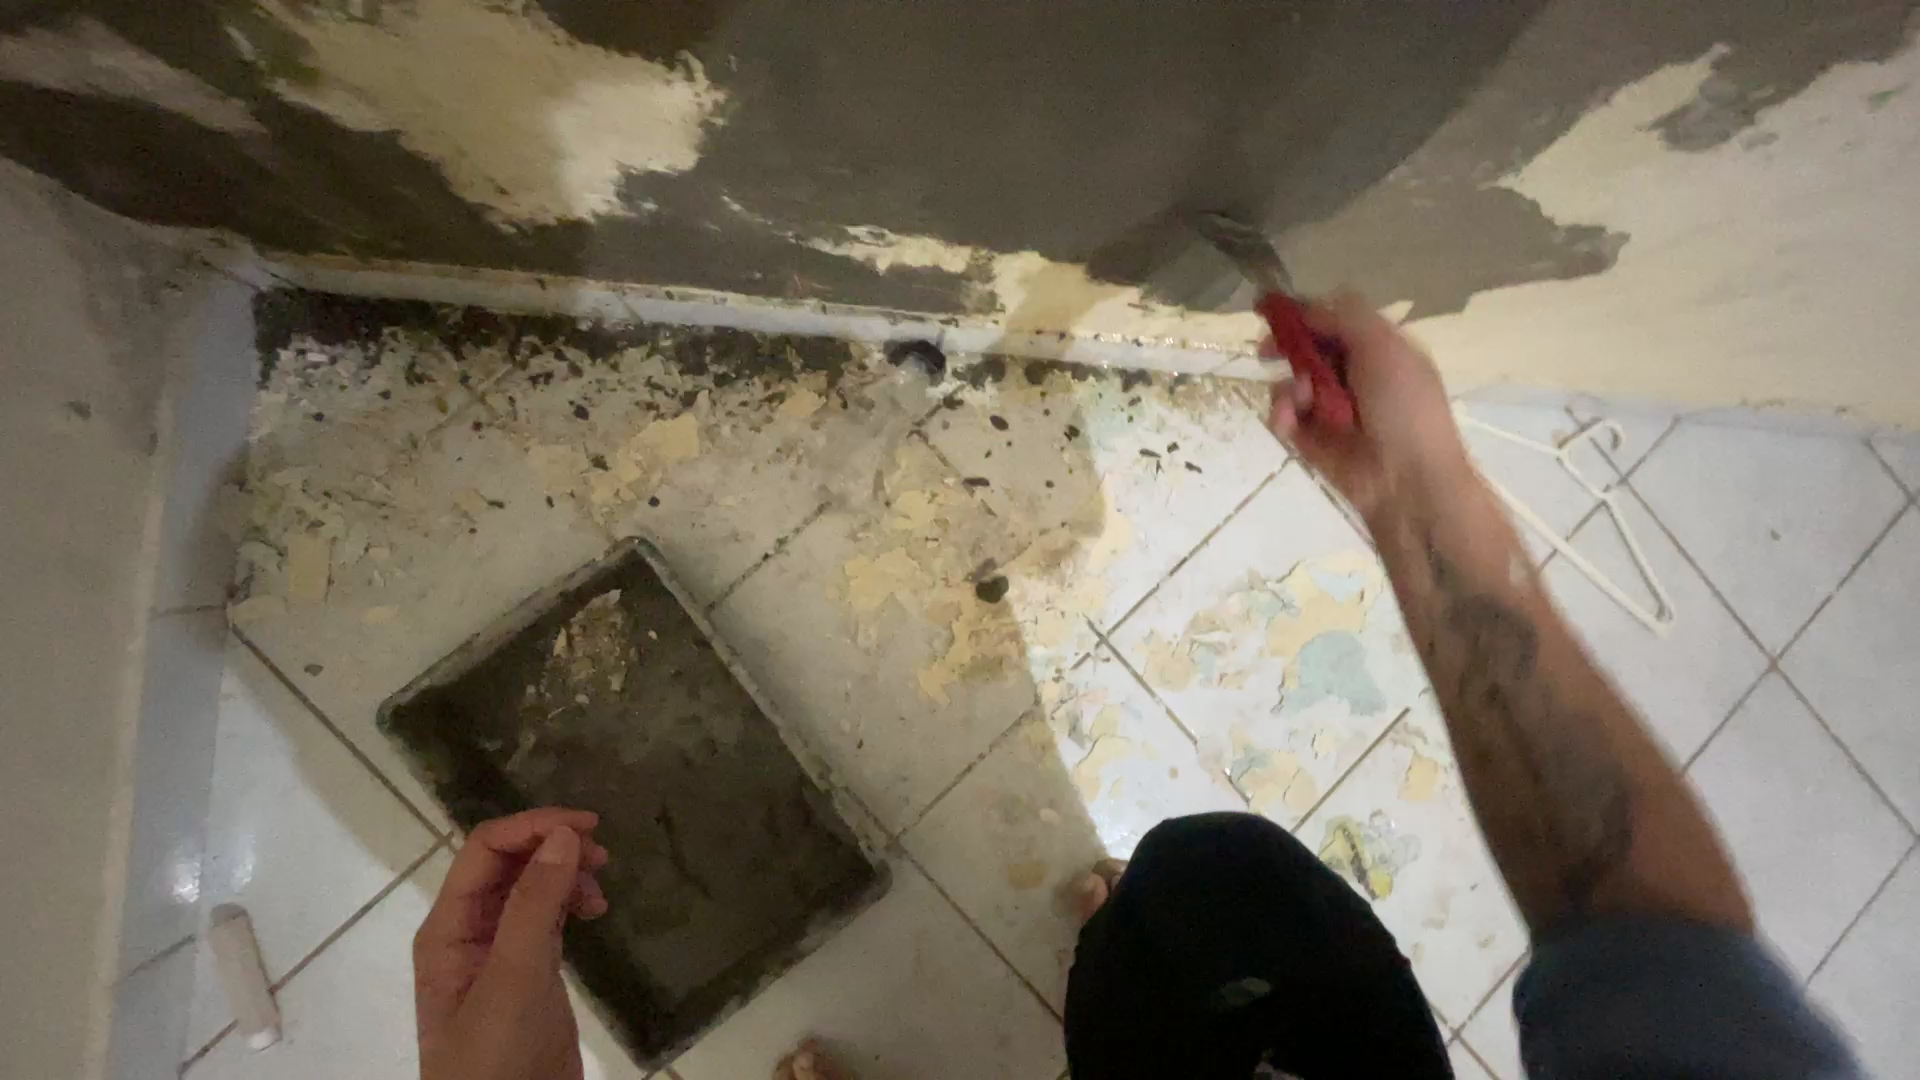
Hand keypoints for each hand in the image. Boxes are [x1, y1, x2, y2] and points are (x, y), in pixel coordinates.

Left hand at [415, 808, 610, 1079]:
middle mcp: (470, 929)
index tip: (589, 827)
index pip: (486, 849)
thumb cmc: (496, 1056)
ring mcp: (500, 947)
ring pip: (534, 881)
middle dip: (555, 845)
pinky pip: (550, 909)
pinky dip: (574, 897)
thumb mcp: (515, 977)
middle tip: (602, 856)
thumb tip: (564, 833)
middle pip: (510, 859)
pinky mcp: (530, 965)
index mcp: (448, 927)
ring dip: (569, 871)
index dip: (535, 826)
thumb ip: (535, 903)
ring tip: (600, 890)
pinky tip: (595, 911)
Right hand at [1267, 291, 1475, 522]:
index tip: (1270, 309)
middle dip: (1285, 348)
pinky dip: (1281, 415)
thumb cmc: (1404, 408)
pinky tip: (1289, 420)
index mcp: (1378, 350)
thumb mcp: (1385, 347)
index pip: (1333, 321)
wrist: (1406, 478)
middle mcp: (1352, 375)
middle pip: (1305, 351)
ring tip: (1300, 400)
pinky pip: (1283, 418)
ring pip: (1289, 384)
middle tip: (1266, 351)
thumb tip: (1305, 307)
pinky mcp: (1309, 439)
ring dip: (1287, 387)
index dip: (1303, 313)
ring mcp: (1329, 409)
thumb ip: (1345, 317)